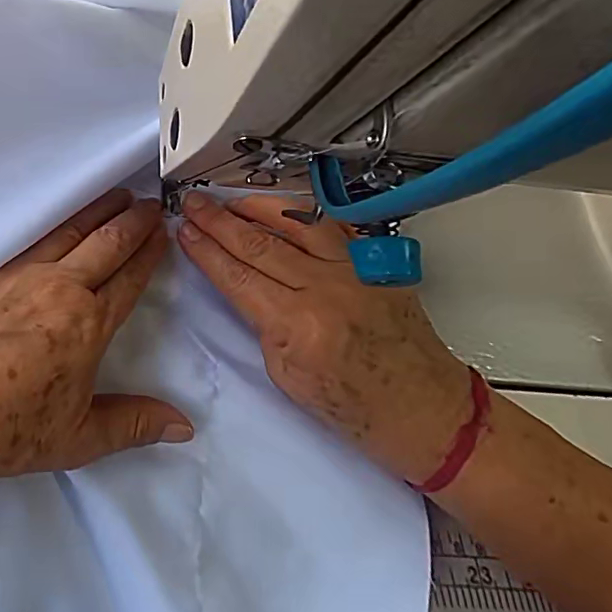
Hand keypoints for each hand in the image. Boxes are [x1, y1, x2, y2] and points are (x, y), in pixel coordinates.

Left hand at [0, 189, 190, 524]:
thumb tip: (184, 426)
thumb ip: (133, 424)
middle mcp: (57, 290)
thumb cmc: (6, 428)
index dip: (148, 255)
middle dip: (130, 221)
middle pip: (103, 244)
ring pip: (66, 233)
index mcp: (87, 325)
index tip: (162, 233)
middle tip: (149, 203)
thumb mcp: (79, 437)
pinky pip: (29, 239)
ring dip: (94, 212)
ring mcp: (18, 278)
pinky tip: (55, 222)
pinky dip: (52, 224)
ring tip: (114, 197)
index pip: (128, 279)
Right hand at [174, 191, 476, 484]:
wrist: (426, 412)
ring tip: (229, 200)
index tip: (185, 232)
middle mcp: (329, 290)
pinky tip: (281, 207)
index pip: (237, 275)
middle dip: (218, 221)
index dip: (205, 250)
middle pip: (259, 243)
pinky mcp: (376, 265)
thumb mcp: (285, 373)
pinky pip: (334, 227)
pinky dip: (303, 213)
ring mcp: (357, 272)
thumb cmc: (355, 406)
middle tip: (194, 205)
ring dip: (257, 207)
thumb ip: (263, 324)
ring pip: (297, 222)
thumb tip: (243, 286)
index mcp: (299, 325)